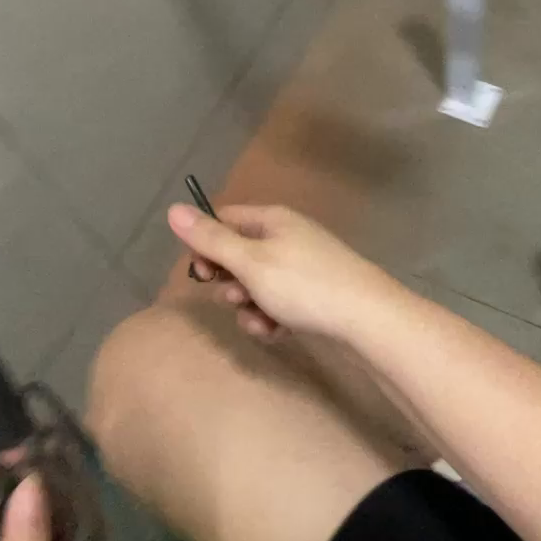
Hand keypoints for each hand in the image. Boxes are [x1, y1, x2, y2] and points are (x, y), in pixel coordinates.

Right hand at [170, 203, 408, 340]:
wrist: (366, 319)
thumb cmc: (304, 284)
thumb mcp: (251, 262)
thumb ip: (211, 239)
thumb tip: (174, 208)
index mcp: (272, 219)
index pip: (224, 220)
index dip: (206, 246)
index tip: (203, 274)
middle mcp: (286, 237)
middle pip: (237, 255)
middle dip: (230, 282)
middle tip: (237, 297)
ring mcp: (301, 266)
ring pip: (255, 285)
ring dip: (249, 306)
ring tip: (261, 320)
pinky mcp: (312, 295)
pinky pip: (276, 303)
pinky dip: (270, 318)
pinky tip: (277, 332)